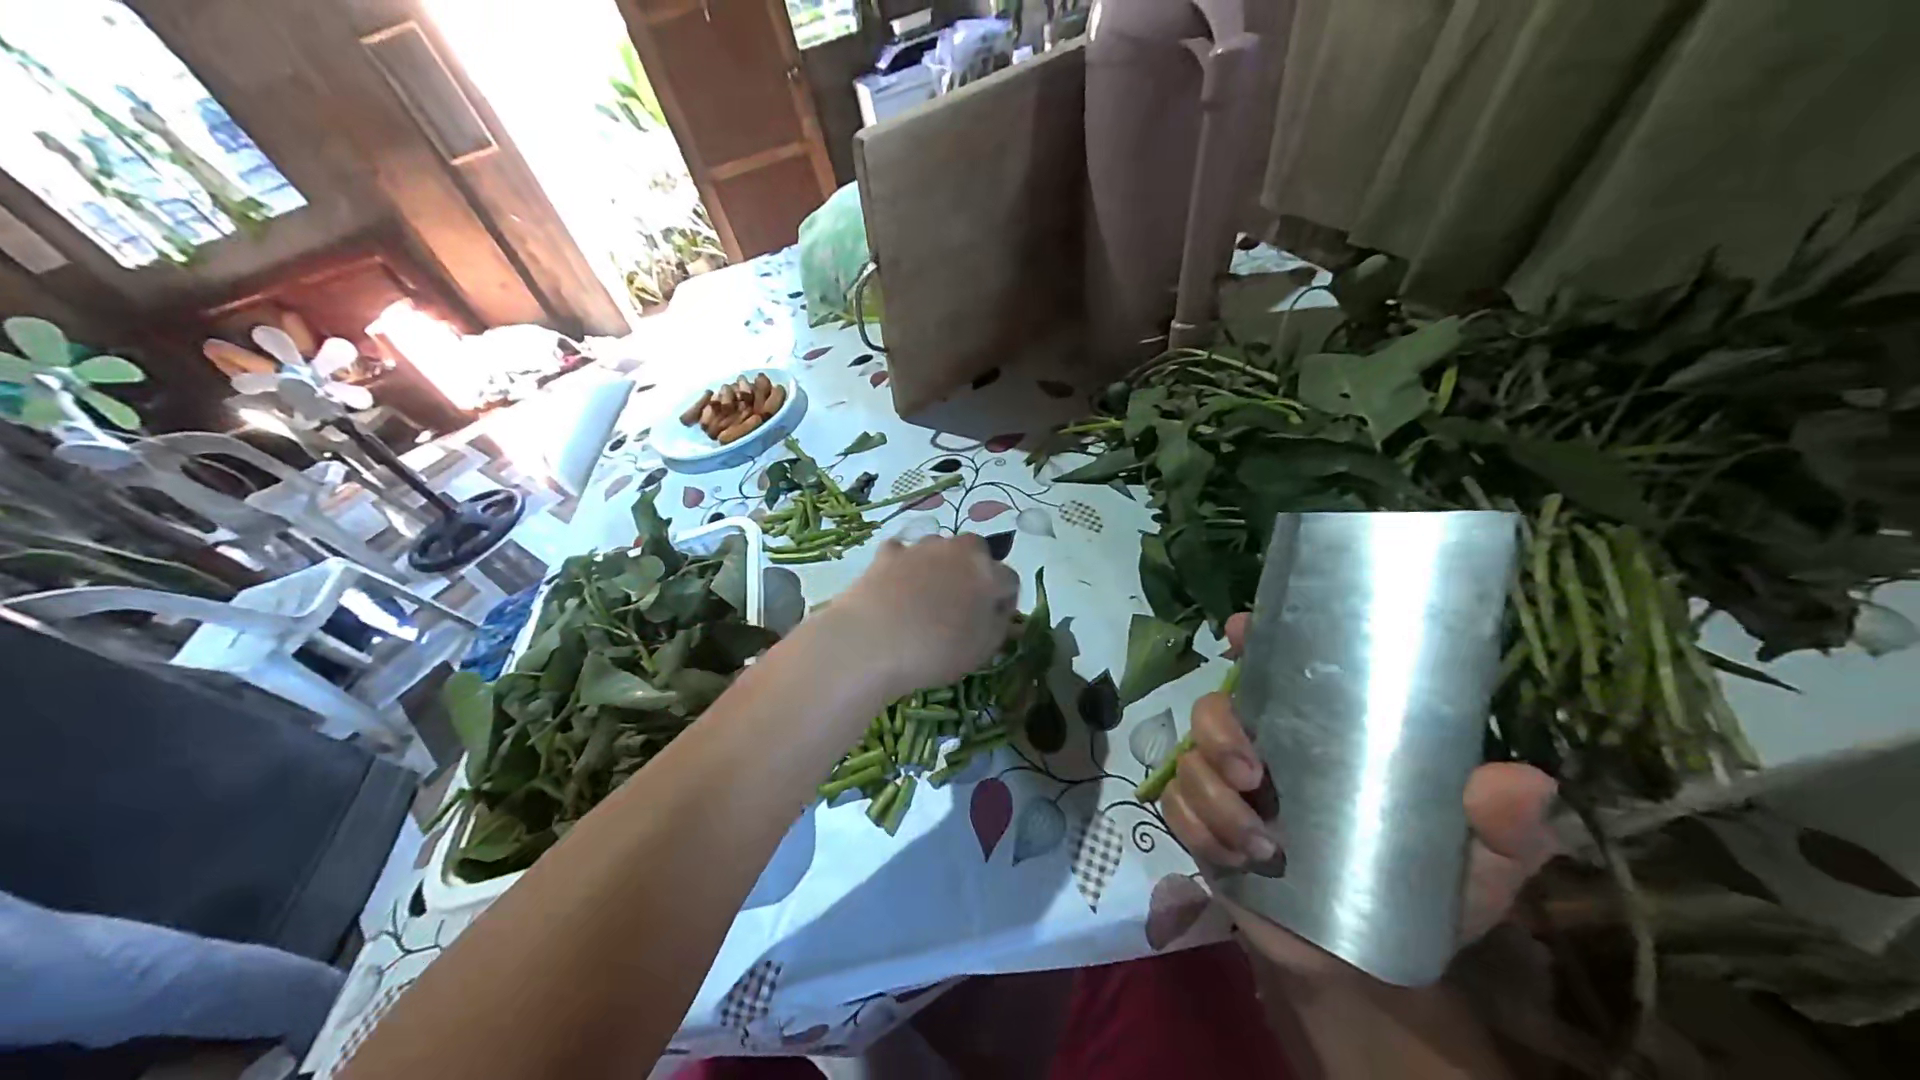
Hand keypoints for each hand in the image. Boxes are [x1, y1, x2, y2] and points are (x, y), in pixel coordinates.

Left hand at [824, 534, 1019, 700]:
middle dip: (975, 572)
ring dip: (940, 566)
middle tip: (961, 604)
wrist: (872, 642)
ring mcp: (921, 548)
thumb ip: (999, 626)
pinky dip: (904, 567)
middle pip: (977, 553)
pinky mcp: (888, 552)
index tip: (992, 622)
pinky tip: (895, 590)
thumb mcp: (982, 650)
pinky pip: (904, 554)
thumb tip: (998, 613)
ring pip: (940, 550)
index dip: (1004, 602)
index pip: (1010, 581)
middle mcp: (959, 551)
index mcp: (989, 574)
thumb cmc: (936, 652)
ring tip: (925, 599)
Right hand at [1164, 613, 1559, 978]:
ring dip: (1212, 799)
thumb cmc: (1418, 895)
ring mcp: (1225, 787)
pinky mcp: (1200, 826)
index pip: (1274, 672)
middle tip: (1253, 778)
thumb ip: (1502, 827)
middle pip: (1212, 709)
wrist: (1356, 965)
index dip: (1249, 641)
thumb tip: (1526, 782)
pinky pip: (1175, 808)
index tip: (1238, 631)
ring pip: (1188, 761)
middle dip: (1219, 735)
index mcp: (1317, 735)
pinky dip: (1197, 828)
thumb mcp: (1477, 863)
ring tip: (1260, 847)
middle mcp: (1262, 747)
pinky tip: (1235, 861)